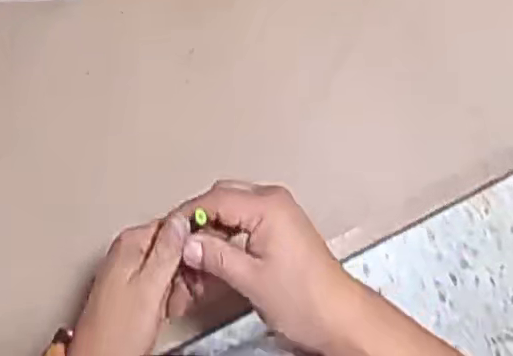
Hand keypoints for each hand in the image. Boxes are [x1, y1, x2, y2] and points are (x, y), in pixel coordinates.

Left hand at [69, 215, 189, 355]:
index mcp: (130, 242)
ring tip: (170, 305)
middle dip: (181, 269)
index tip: (198, 261)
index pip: (171, 225)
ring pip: (165, 268)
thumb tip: (181, 219)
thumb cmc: (117, 331)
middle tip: (181, 291)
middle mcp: (126, 251)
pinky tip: (163, 312)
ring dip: (175, 286)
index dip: (189, 243)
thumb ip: (167, 250)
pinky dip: (164, 297)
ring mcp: (126, 271)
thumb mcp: (149, 288)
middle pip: (168, 247)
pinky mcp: (128, 291)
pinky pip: (156, 284)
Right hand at [169, 182, 366, 354]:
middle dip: (200, 216)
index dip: (189, 213)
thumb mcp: (252, 280)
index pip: (216, 198)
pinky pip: (245, 215)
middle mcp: (272, 198)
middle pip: (223, 195)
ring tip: (196, 249)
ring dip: (213, 223)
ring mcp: (278, 209)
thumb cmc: (303, 300)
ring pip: (233, 204)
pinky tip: (218, 251)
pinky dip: (228, 229)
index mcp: (266, 205)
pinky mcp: (281, 223)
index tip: (170, 230)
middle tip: (180, 240)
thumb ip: (216, 257)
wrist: (342, 318)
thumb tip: (186, 243)